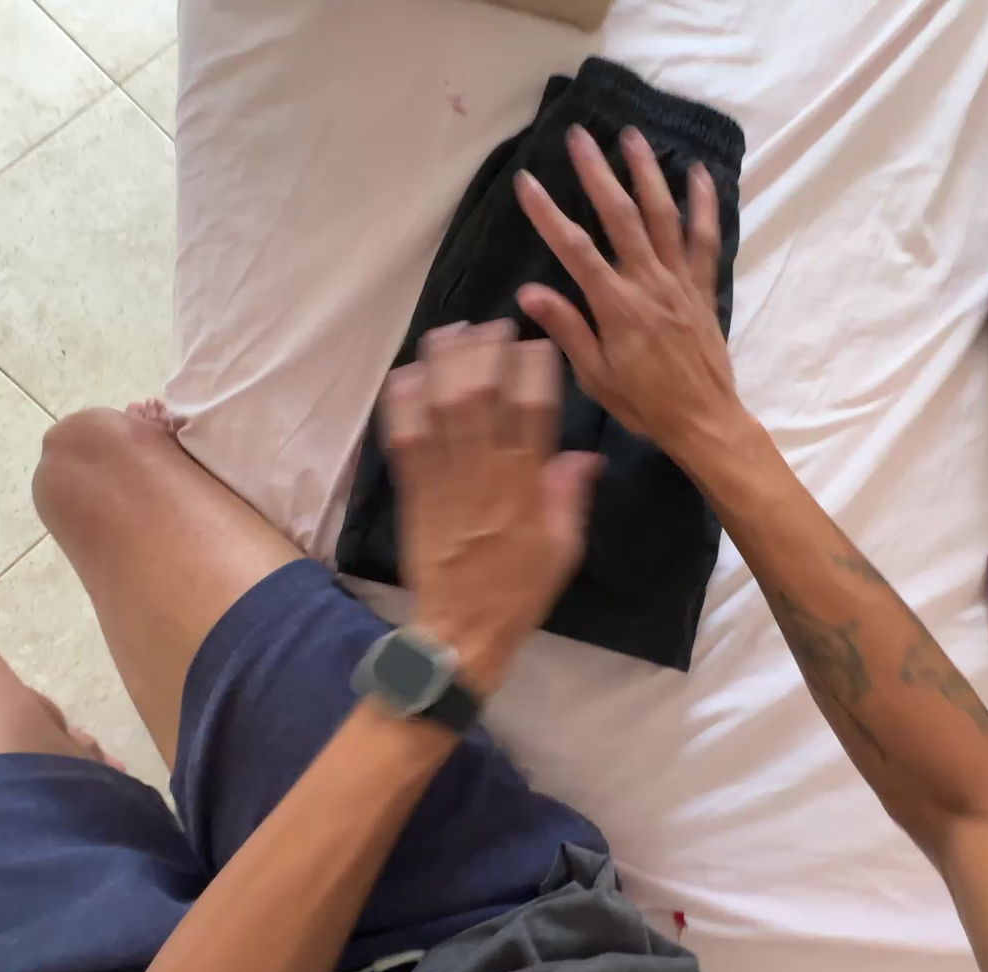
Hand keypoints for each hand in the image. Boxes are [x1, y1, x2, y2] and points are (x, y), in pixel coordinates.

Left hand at [381, 320, 602, 695]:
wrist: (462, 629)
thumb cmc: (519, 591)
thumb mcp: (562, 549)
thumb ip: (570, 497)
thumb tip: (584, 454)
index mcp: (526, 487)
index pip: (532, 414)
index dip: (533, 371)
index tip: (535, 343)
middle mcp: (484, 474)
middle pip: (481, 397)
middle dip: (485, 353)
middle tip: (490, 325)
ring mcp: (444, 481)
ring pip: (441, 410)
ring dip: (443, 365)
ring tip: (449, 331)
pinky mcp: (414, 492)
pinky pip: (404, 441)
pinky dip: (403, 405)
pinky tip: (407, 375)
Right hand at [513, 125, 748, 462]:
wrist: (703, 419)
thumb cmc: (644, 404)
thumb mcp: (596, 376)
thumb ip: (568, 329)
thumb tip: (530, 292)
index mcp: (617, 307)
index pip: (575, 251)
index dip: (548, 215)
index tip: (526, 183)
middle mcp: (649, 283)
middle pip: (621, 218)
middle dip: (597, 174)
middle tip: (579, 137)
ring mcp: (680, 282)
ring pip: (663, 216)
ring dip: (647, 173)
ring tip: (631, 137)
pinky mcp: (703, 288)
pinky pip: (706, 240)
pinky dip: (704, 205)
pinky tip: (698, 174)